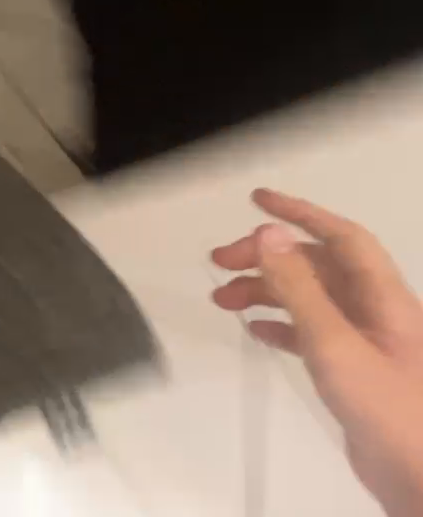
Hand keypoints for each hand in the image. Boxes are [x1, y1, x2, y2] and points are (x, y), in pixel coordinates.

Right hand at [212, 189, 422, 516]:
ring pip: (311, 297)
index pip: (345, 240)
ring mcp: (371, 343)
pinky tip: (259, 332)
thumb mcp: (334, 344)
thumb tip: (269, 232)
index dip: (302, 214)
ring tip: (225, 301)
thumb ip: (299, 287)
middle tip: (220, 262)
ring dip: (265, 290)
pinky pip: (313, 329)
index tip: (256, 200)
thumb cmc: (389, 409)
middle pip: (320, 266)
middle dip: (266, 256)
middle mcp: (381, 315)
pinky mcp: (359, 369)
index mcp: (387, 303)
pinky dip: (281, 322)